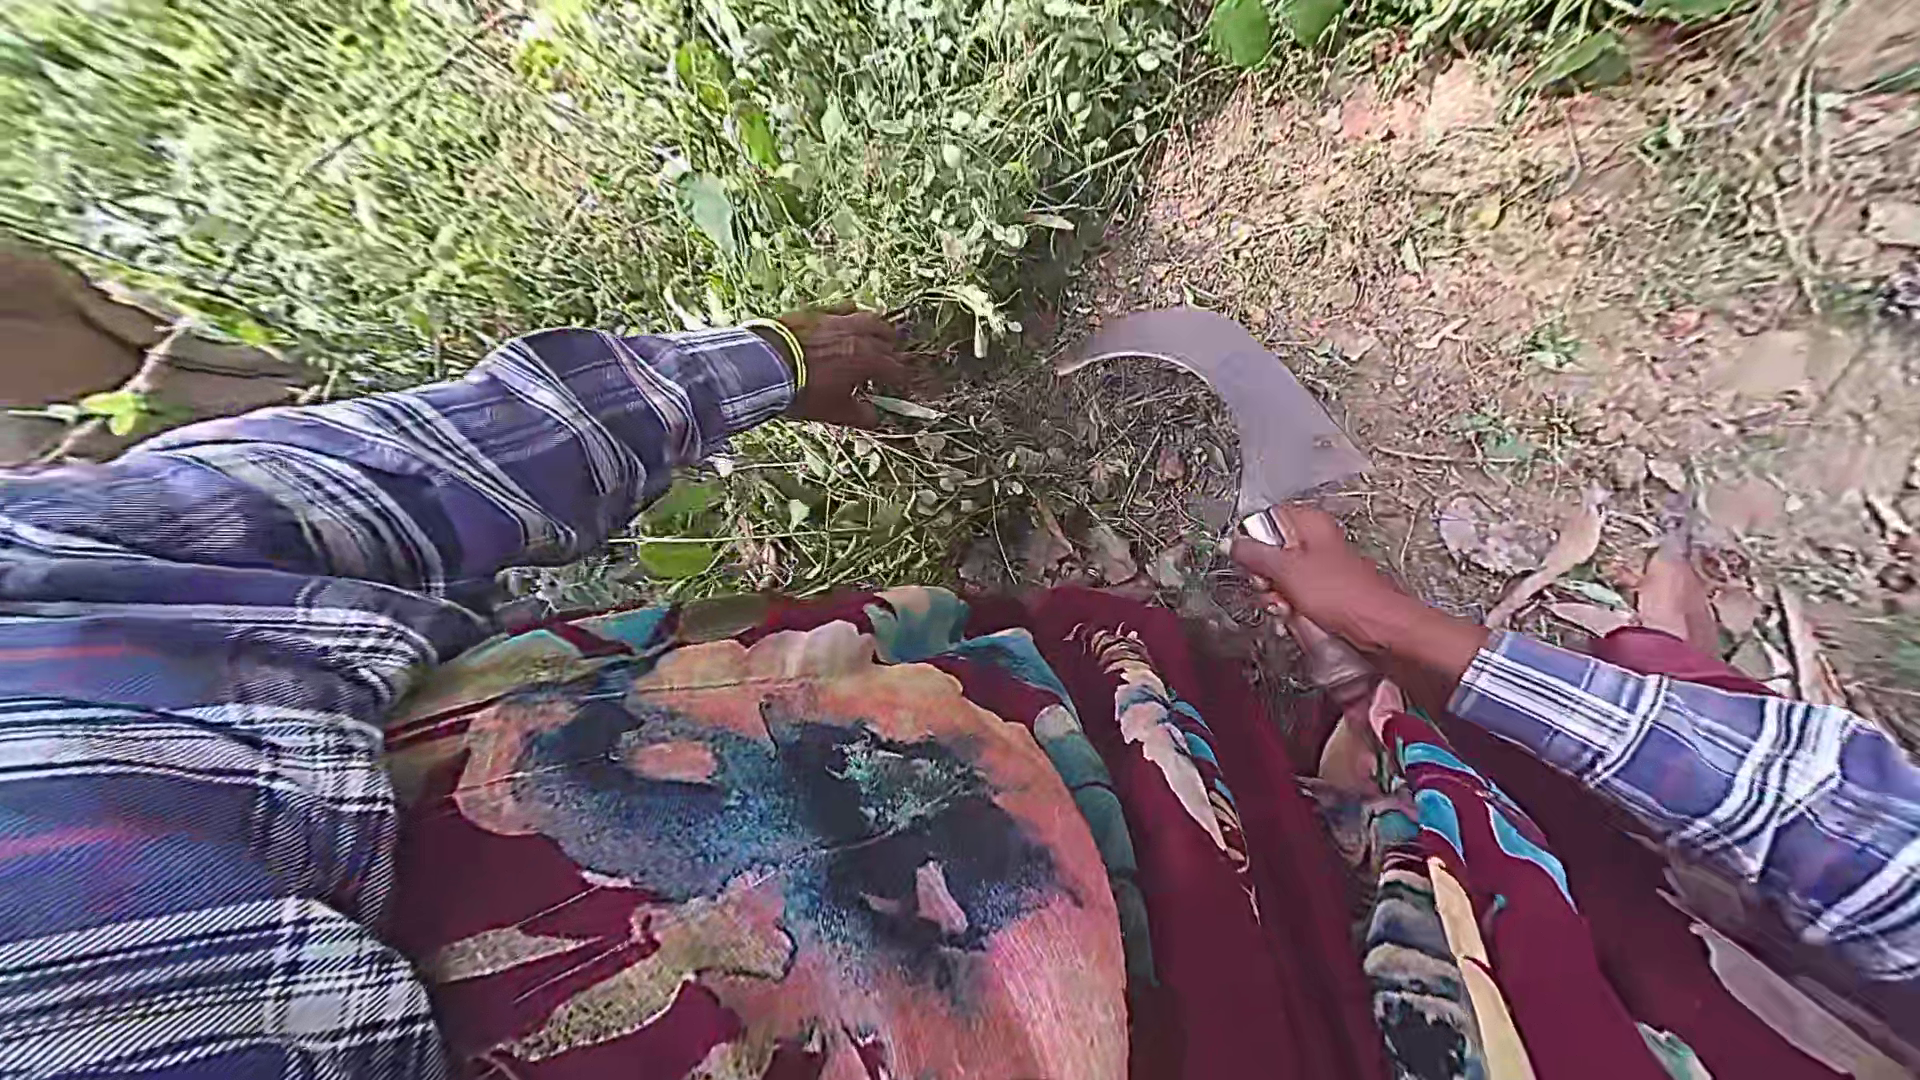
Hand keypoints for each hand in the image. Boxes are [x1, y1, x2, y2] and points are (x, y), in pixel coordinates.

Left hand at [760, 308, 910, 427]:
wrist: (765, 365)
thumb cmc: (804, 392)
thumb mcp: (835, 412)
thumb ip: (861, 415)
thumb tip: (875, 418)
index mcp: (867, 360)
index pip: (894, 369)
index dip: (900, 378)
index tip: (901, 384)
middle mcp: (858, 335)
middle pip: (885, 340)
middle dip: (892, 351)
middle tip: (893, 359)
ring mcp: (837, 320)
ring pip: (868, 318)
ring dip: (878, 328)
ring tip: (879, 334)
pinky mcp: (817, 312)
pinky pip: (843, 308)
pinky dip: (852, 315)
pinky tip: (850, 318)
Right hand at [1229, 504, 1489, 701]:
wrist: (1381, 631)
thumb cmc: (1342, 595)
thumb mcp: (1286, 569)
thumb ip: (1253, 553)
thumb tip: (1230, 543)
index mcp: (1310, 524)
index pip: (1265, 521)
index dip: (1253, 541)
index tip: (1252, 560)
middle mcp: (1314, 543)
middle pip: (1268, 553)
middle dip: (1263, 576)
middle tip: (1271, 587)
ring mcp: (1318, 570)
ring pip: (1277, 578)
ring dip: (1273, 596)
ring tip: (1286, 607)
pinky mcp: (1322, 594)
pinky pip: (1291, 597)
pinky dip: (1288, 609)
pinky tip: (1292, 617)